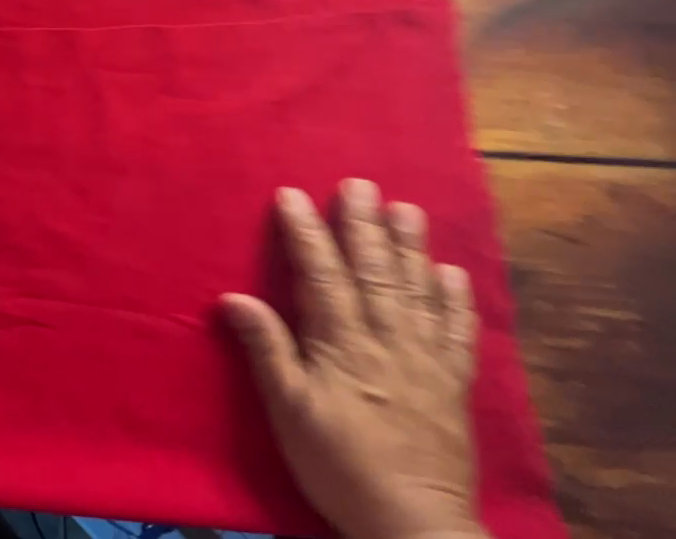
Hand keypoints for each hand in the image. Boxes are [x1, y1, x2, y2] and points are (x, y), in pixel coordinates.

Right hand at [222, 179, 484, 538]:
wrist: (412, 521)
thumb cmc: (335, 460)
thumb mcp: (287, 408)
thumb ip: (266, 349)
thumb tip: (233, 297)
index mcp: (342, 345)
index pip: (321, 277)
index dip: (307, 234)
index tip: (292, 194)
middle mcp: (387, 343)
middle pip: (375, 275)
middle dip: (365, 227)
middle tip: (361, 184)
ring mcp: (425, 362)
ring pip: (417, 293)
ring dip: (410, 249)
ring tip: (408, 209)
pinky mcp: (450, 385)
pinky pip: (455, 333)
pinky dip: (454, 300)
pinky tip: (450, 272)